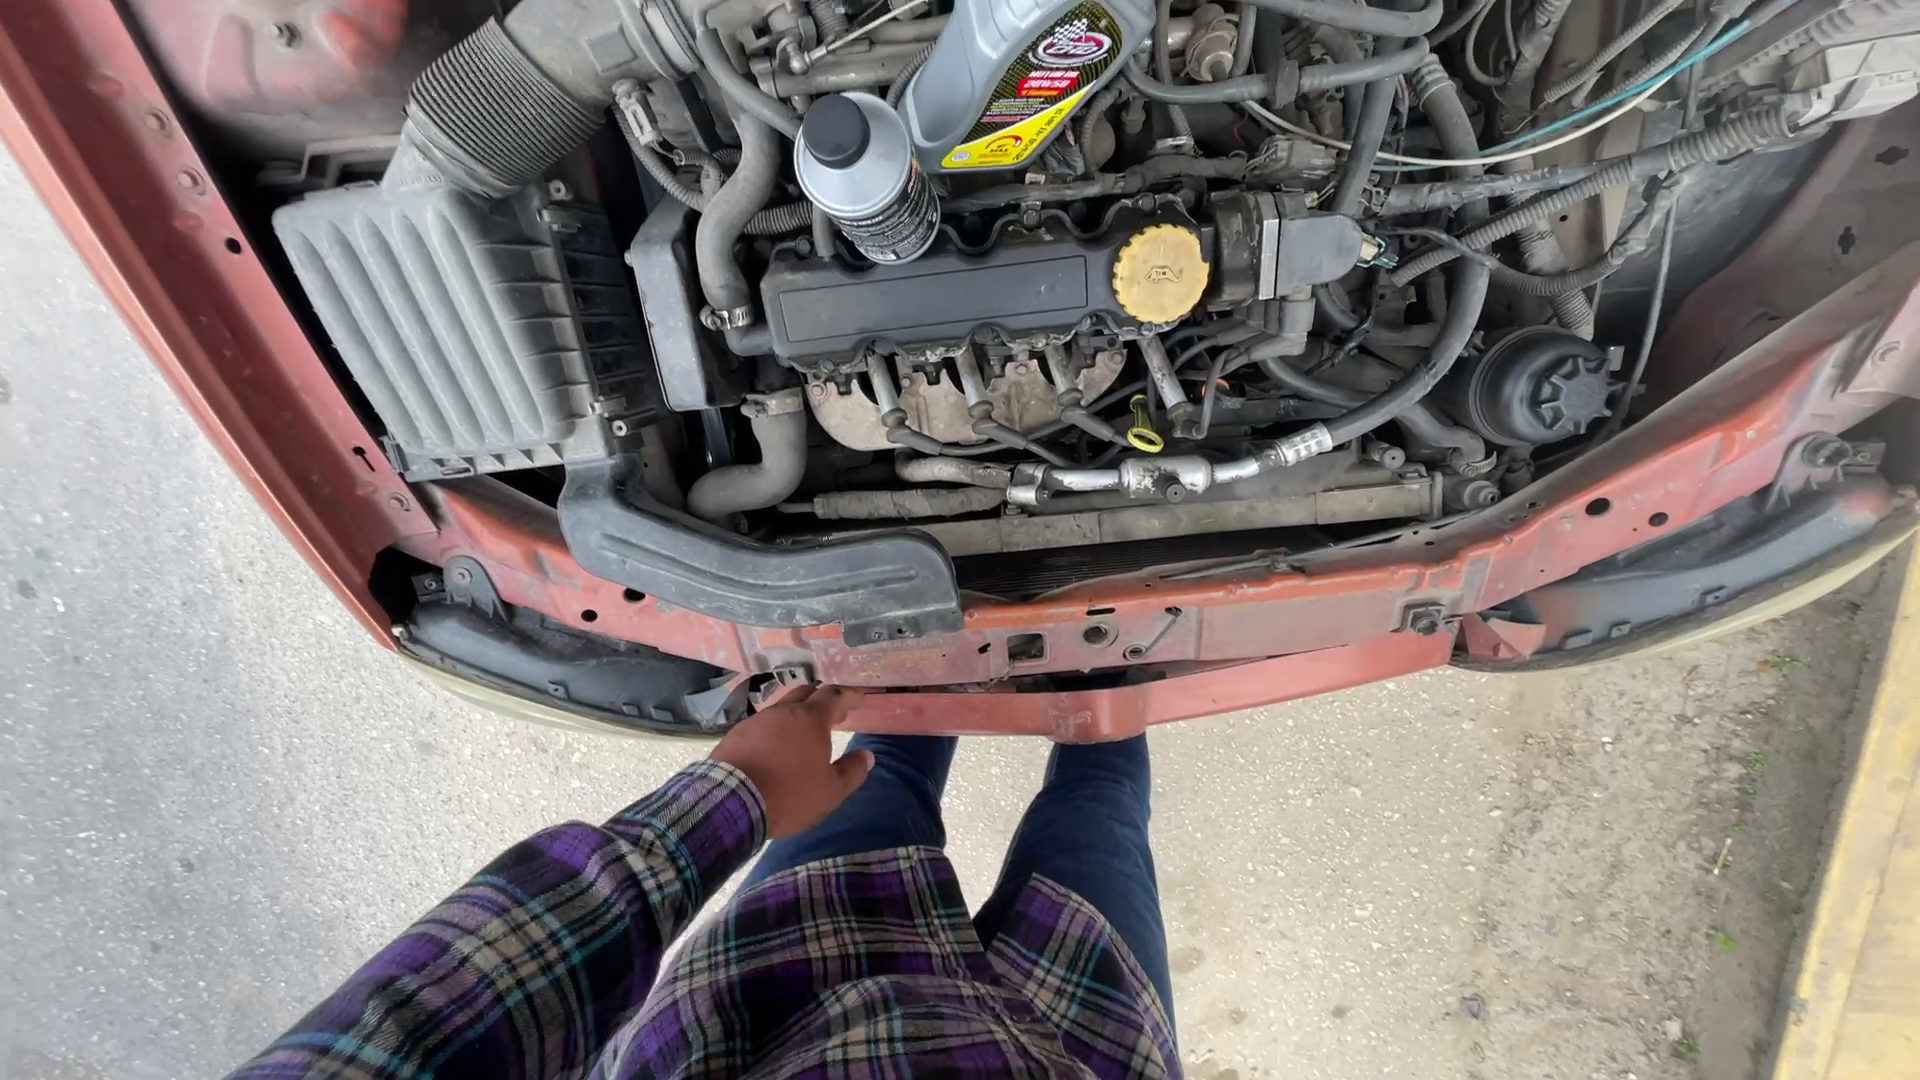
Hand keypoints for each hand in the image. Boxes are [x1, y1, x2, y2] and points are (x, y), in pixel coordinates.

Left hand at [710, 686, 872, 838]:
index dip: (849, 695)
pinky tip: (773, 746)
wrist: (729, 803)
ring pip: (781, 708)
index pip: (835, 695)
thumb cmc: (788, 794)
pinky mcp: (736, 735)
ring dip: (796, 714)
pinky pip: (761, 724)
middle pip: (806, 693)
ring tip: (802, 729)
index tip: (859, 698)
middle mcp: (784, 712)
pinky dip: (774, 729)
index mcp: (811, 719)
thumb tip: (867, 756)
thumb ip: (852, 771)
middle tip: (833, 711)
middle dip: (822, 698)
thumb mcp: (830, 791)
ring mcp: (757, 721)